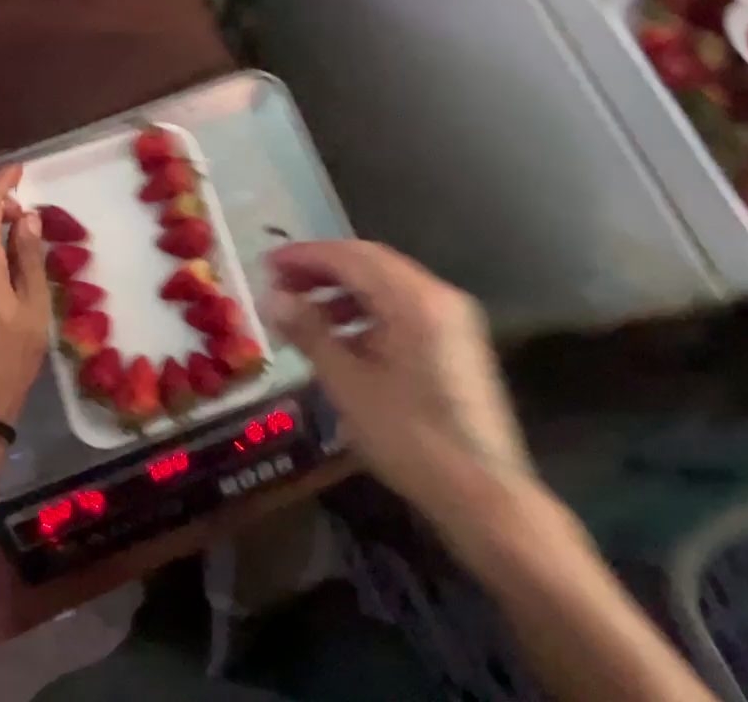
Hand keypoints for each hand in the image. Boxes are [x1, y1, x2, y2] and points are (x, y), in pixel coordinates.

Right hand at [260, 241, 529, 507]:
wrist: (481, 492)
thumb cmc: (409, 437)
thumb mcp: (349, 384)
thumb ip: (309, 332)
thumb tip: (271, 298)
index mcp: (415, 300)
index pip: (352, 257)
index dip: (305, 256)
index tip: (267, 264)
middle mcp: (438, 296)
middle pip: (371, 265)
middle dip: (321, 271)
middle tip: (279, 285)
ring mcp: (450, 318)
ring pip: (387, 287)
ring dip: (342, 294)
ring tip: (302, 316)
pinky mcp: (453, 342)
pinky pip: (402, 311)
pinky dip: (366, 315)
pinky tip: (339, 340)